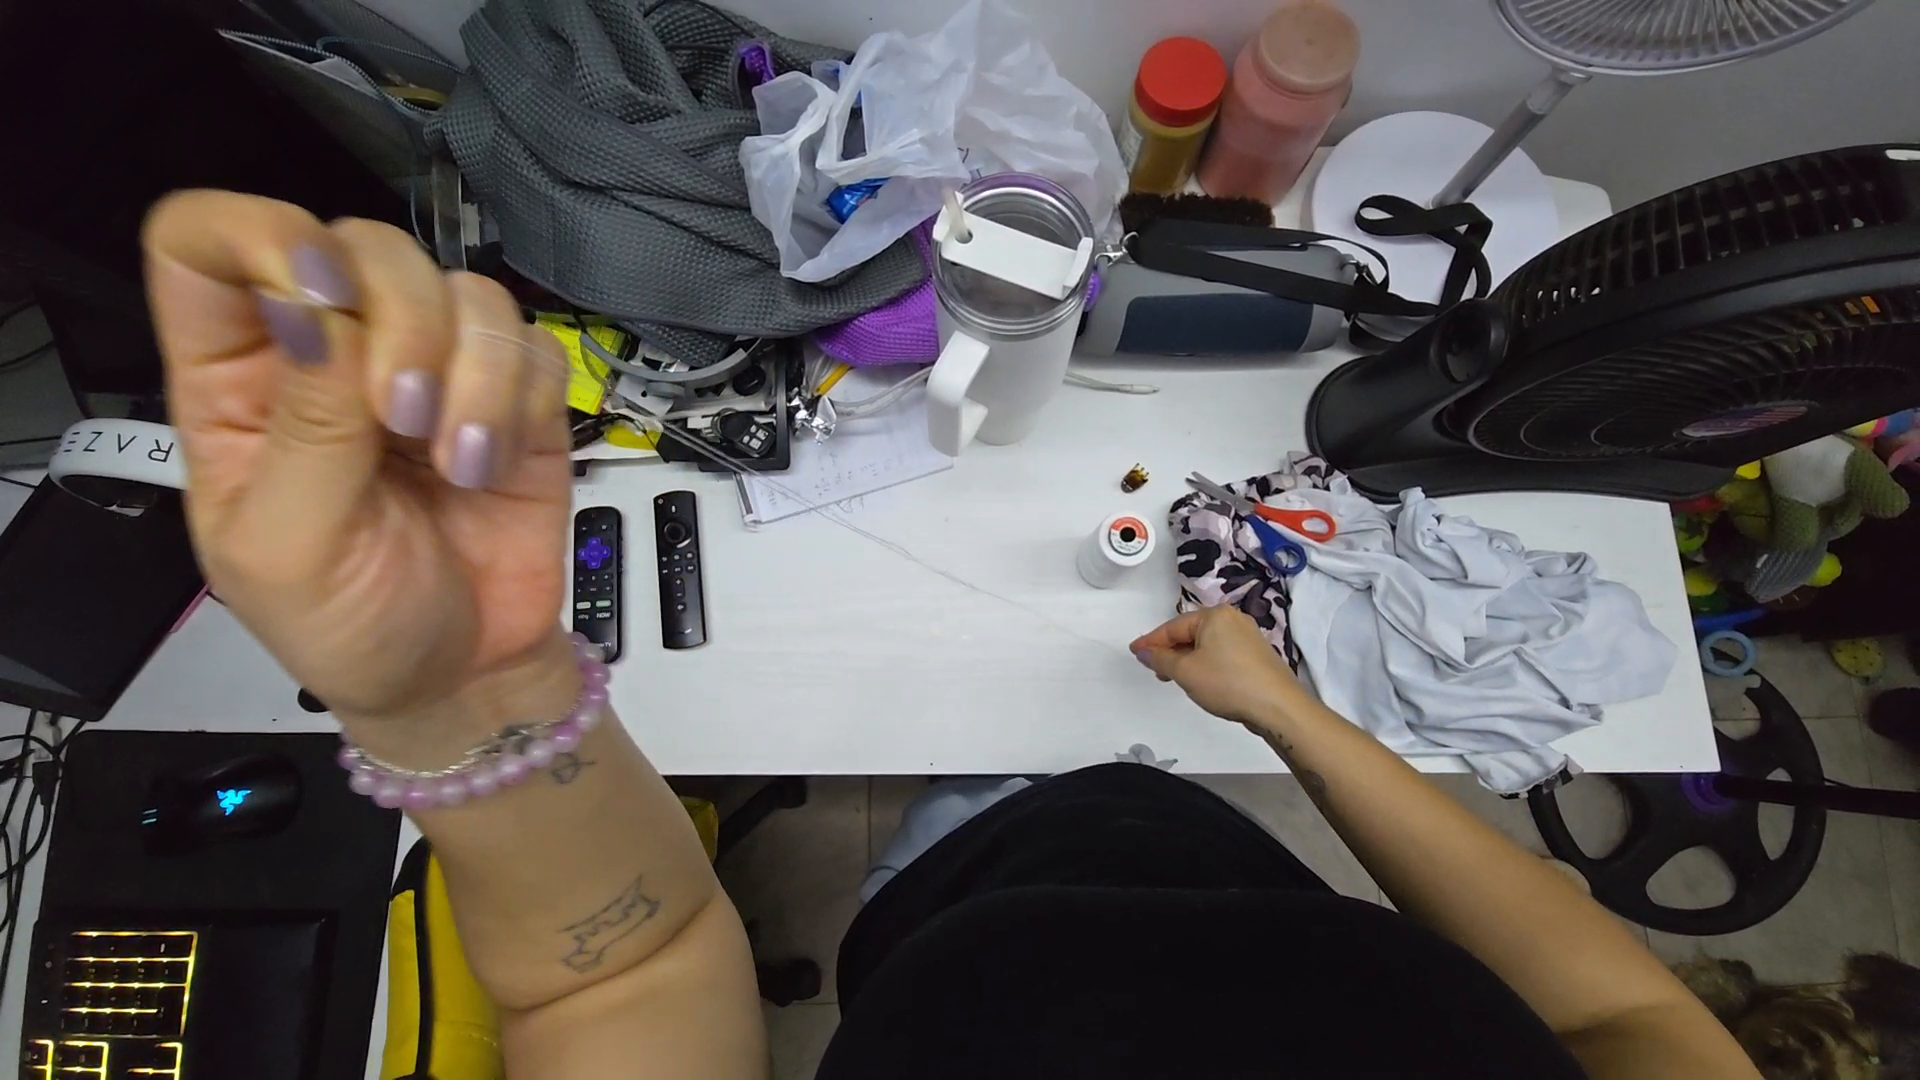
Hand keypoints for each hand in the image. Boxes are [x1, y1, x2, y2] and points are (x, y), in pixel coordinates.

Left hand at [143, 191, 575, 736]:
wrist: (466, 668)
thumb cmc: (352, 624)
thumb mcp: (289, 546)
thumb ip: (303, 431)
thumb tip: (317, 311)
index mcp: (246, 384)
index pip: (217, 245)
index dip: (261, 236)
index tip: (322, 299)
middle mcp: (347, 362)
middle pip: (372, 250)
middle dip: (403, 320)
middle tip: (405, 417)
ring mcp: (446, 381)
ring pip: (472, 296)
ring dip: (477, 374)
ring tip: (460, 462)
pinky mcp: (523, 411)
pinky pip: (542, 354)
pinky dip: (526, 401)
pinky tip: (498, 467)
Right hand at [1130, 606, 1302, 730]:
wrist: (1278, 707)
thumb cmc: (1227, 683)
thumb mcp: (1186, 672)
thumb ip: (1161, 660)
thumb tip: (1144, 652)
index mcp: (1214, 615)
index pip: (1173, 627)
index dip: (1151, 641)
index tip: (1135, 652)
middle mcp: (1232, 619)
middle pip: (1191, 633)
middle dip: (1171, 651)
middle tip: (1155, 670)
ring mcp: (1248, 636)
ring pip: (1207, 644)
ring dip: (1188, 659)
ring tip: (1176, 678)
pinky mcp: (1257, 654)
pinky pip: (1222, 653)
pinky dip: (1206, 663)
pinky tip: (1202, 679)